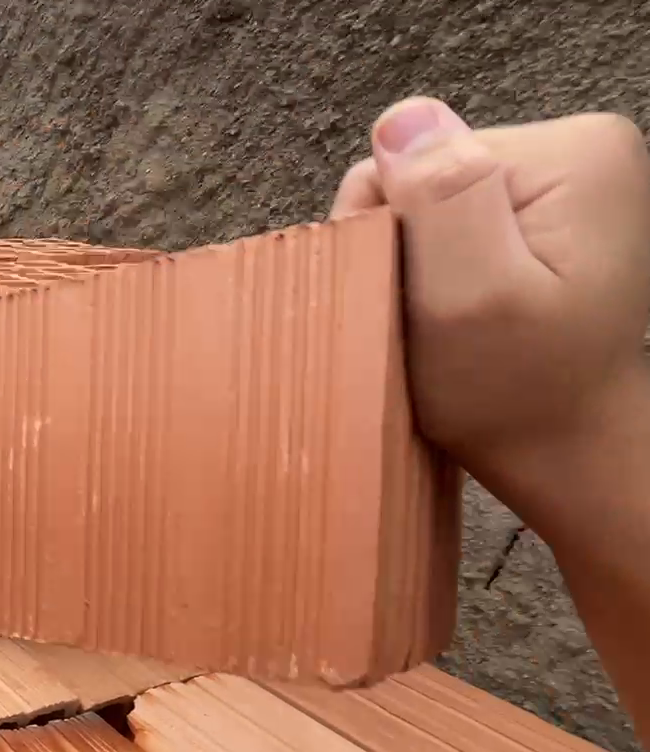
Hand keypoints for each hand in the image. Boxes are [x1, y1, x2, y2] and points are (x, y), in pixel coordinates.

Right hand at [331, 97, 649, 487]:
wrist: (560, 436)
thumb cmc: (506, 385)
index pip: (402, 165)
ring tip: (429, 315)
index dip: (375, 235)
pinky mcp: (533, 218)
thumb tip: (401, 119)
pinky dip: (418, 272)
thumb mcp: (465, 298)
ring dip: (400, 265)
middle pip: (409, 179)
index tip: (402, 294)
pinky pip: (434, 226)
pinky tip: (441, 309)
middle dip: (389, 249)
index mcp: (564, 155)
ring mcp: (554, 184)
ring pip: (413, 206)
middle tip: (416, 310)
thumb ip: (442, 201)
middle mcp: (570, 150)